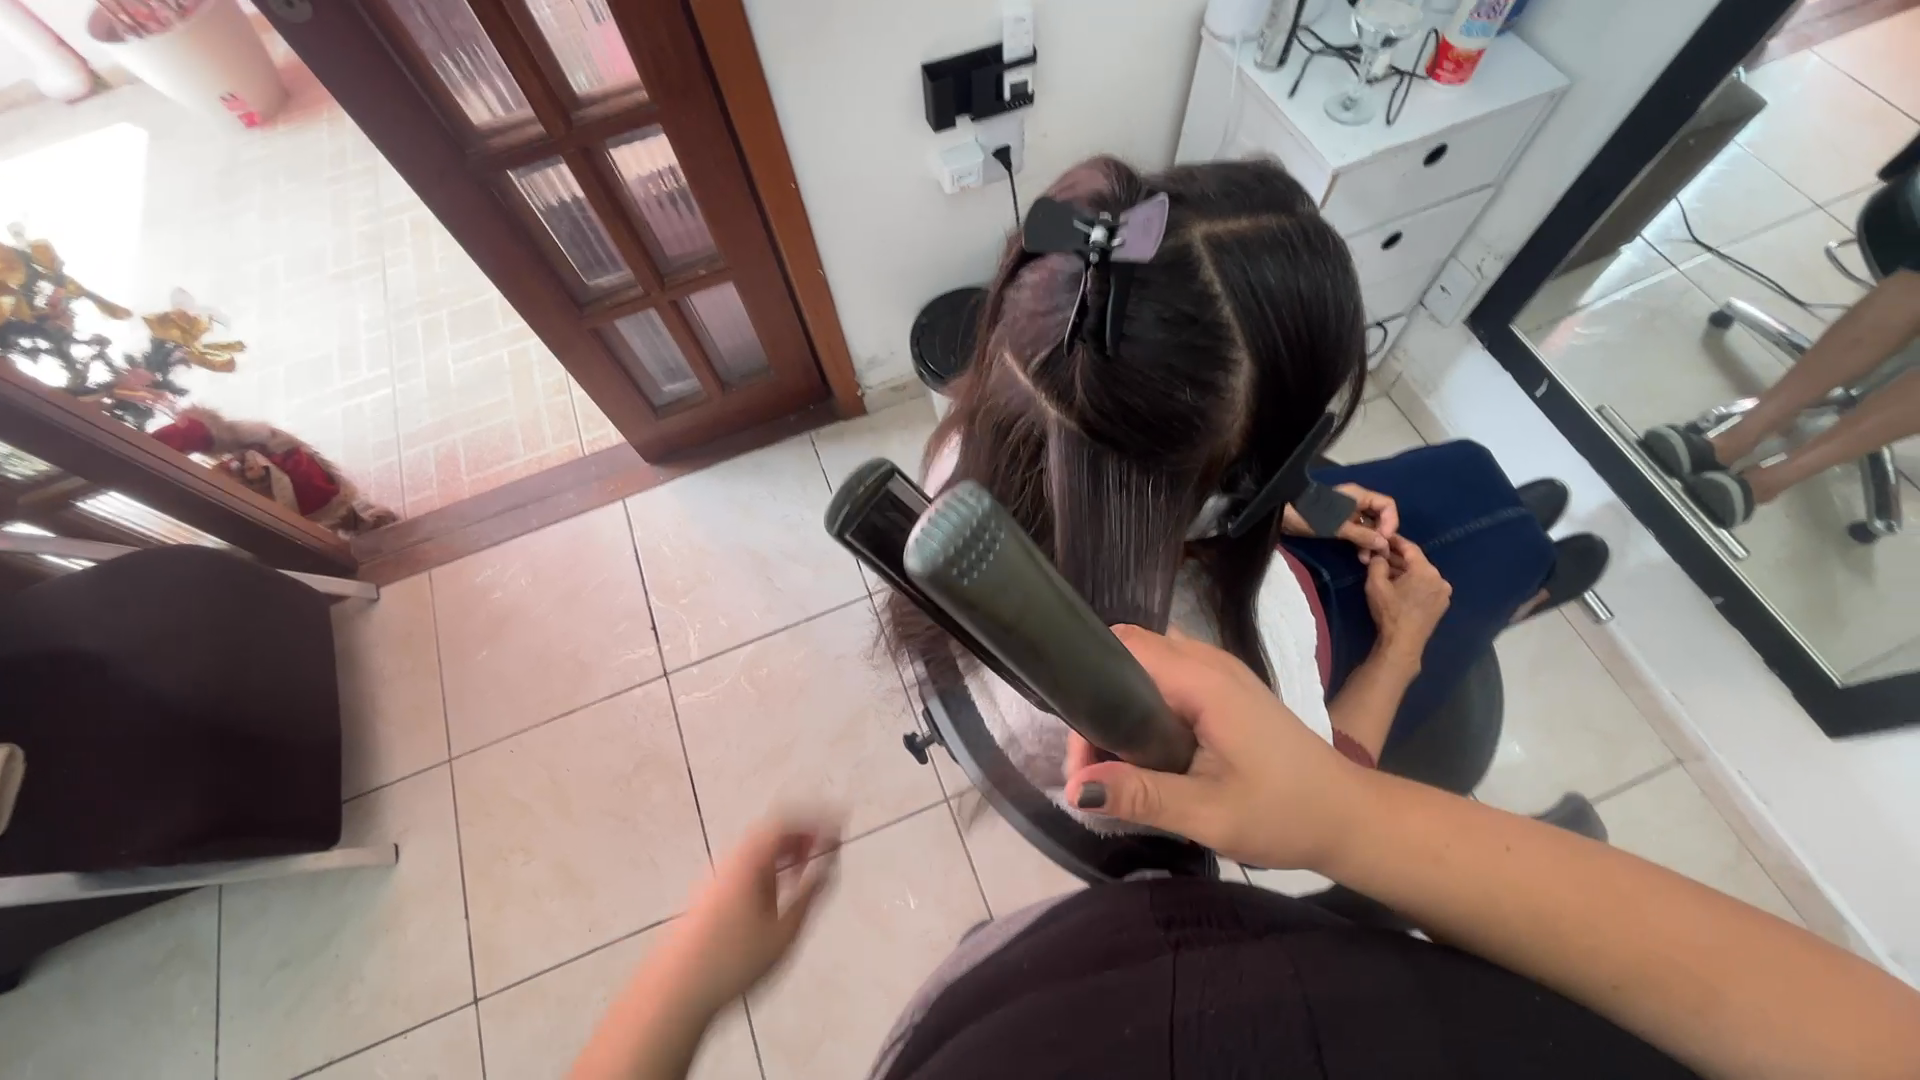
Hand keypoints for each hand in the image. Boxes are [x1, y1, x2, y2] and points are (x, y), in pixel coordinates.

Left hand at [661, 816, 839, 1011]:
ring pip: (756, 853)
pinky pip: (745, 868)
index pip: (786, 822)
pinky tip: (774, 896)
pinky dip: (768, 870)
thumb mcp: (784, 930)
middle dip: (800, 836)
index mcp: (751, 861)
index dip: (815, 819)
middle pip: (769, 834)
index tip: (840, 825)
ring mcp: (716, 880)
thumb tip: (829, 866)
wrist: (673, 992)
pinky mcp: (708, 899)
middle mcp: (731, 862)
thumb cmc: (735, 959)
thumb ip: (810, 894)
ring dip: (783, 855)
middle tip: (824, 849)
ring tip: (803, 874)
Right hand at [1065, 626, 1366, 871]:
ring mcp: (1221, 672)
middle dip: (1100, 698)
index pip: (1126, 647)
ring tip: (1113, 758)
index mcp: (1204, 681)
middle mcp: (1209, 662)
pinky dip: (1146, 703)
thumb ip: (1141, 795)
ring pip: (1150, 663)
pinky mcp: (1227, 690)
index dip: (1090, 683)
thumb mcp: (1208, 814)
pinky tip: (1145, 749)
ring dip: (1122, 701)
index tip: (1079, 744)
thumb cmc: (1284, 815)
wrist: (1350, 819)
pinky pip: (1170, 676)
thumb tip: (1075, 788)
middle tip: (1092, 762)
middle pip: (1132, 652)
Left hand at [1283, 484, 1397, 561]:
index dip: (1390, 522)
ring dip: (1370, 542)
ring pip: (1368, 527)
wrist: (1282, 515)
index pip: (1387, 505)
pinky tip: (1360, 556)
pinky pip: (1356, 532)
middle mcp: (1356, 502)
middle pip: (1380, 517)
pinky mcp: (1338, 523)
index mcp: (1359, 495)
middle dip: (1381, 536)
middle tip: (1378, 555)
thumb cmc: (1309, 515)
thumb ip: (1362, 534)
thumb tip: (1384, 544)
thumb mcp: (1337, 526)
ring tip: (1367, 559)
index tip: (1384, 540)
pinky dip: (1359, 542)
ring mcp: (1347, 513)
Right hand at [1364, 535, 1449, 664]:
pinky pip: (1427, 586)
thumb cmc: (1389, 611)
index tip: (1384, 537)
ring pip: (1423, 574)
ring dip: (1406, 572)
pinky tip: (1401, 587)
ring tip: (1388, 572)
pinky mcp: (1441, 604)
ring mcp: (1443, 593)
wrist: (1403, 641)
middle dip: (1399, 558)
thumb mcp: (1375, 584)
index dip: (1396, 541)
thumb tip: (1379, 555)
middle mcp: (1440, 578)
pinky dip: (1414, 583)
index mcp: (1426, 571)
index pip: (1410, 548)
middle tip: (1381, 556)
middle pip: (1418, 562)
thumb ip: (1377, 564)